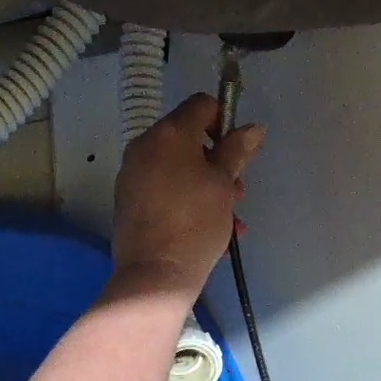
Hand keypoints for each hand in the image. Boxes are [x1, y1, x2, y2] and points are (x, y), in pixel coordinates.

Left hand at [110, 93, 263, 301]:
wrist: (154, 275)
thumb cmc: (195, 224)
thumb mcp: (223, 185)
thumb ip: (236, 151)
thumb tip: (252, 128)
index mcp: (168, 134)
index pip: (201, 105)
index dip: (225, 121)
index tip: (238, 151)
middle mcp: (143, 147)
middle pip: (188, 140)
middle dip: (217, 162)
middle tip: (236, 191)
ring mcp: (132, 175)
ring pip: (178, 169)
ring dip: (207, 186)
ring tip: (229, 218)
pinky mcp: (128, 202)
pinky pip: (164, 190)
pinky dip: (186, 201)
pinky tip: (211, 230)